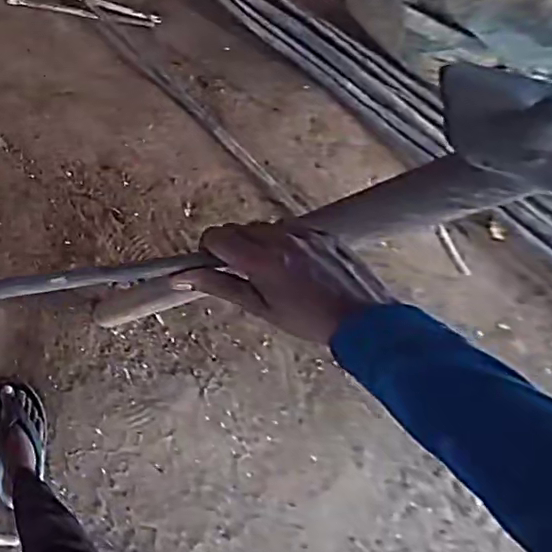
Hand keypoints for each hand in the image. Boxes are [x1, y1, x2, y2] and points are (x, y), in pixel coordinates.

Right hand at [182, 223, 396, 344]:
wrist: (372, 324)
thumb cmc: (311, 320)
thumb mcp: (258, 307)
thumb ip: (216, 285)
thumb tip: (179, 277)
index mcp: (260, 259)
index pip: (214, 236)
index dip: (210, 250)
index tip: (218, 265)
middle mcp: (279, 240)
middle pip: (235, 229)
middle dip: (232, 245)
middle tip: (245, 270)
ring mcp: (304, 235)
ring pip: (261, 227)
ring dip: (258, 241)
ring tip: (273, 267)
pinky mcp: (323, 235)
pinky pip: (289, 227)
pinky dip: (283, 239)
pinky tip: (295, 261)